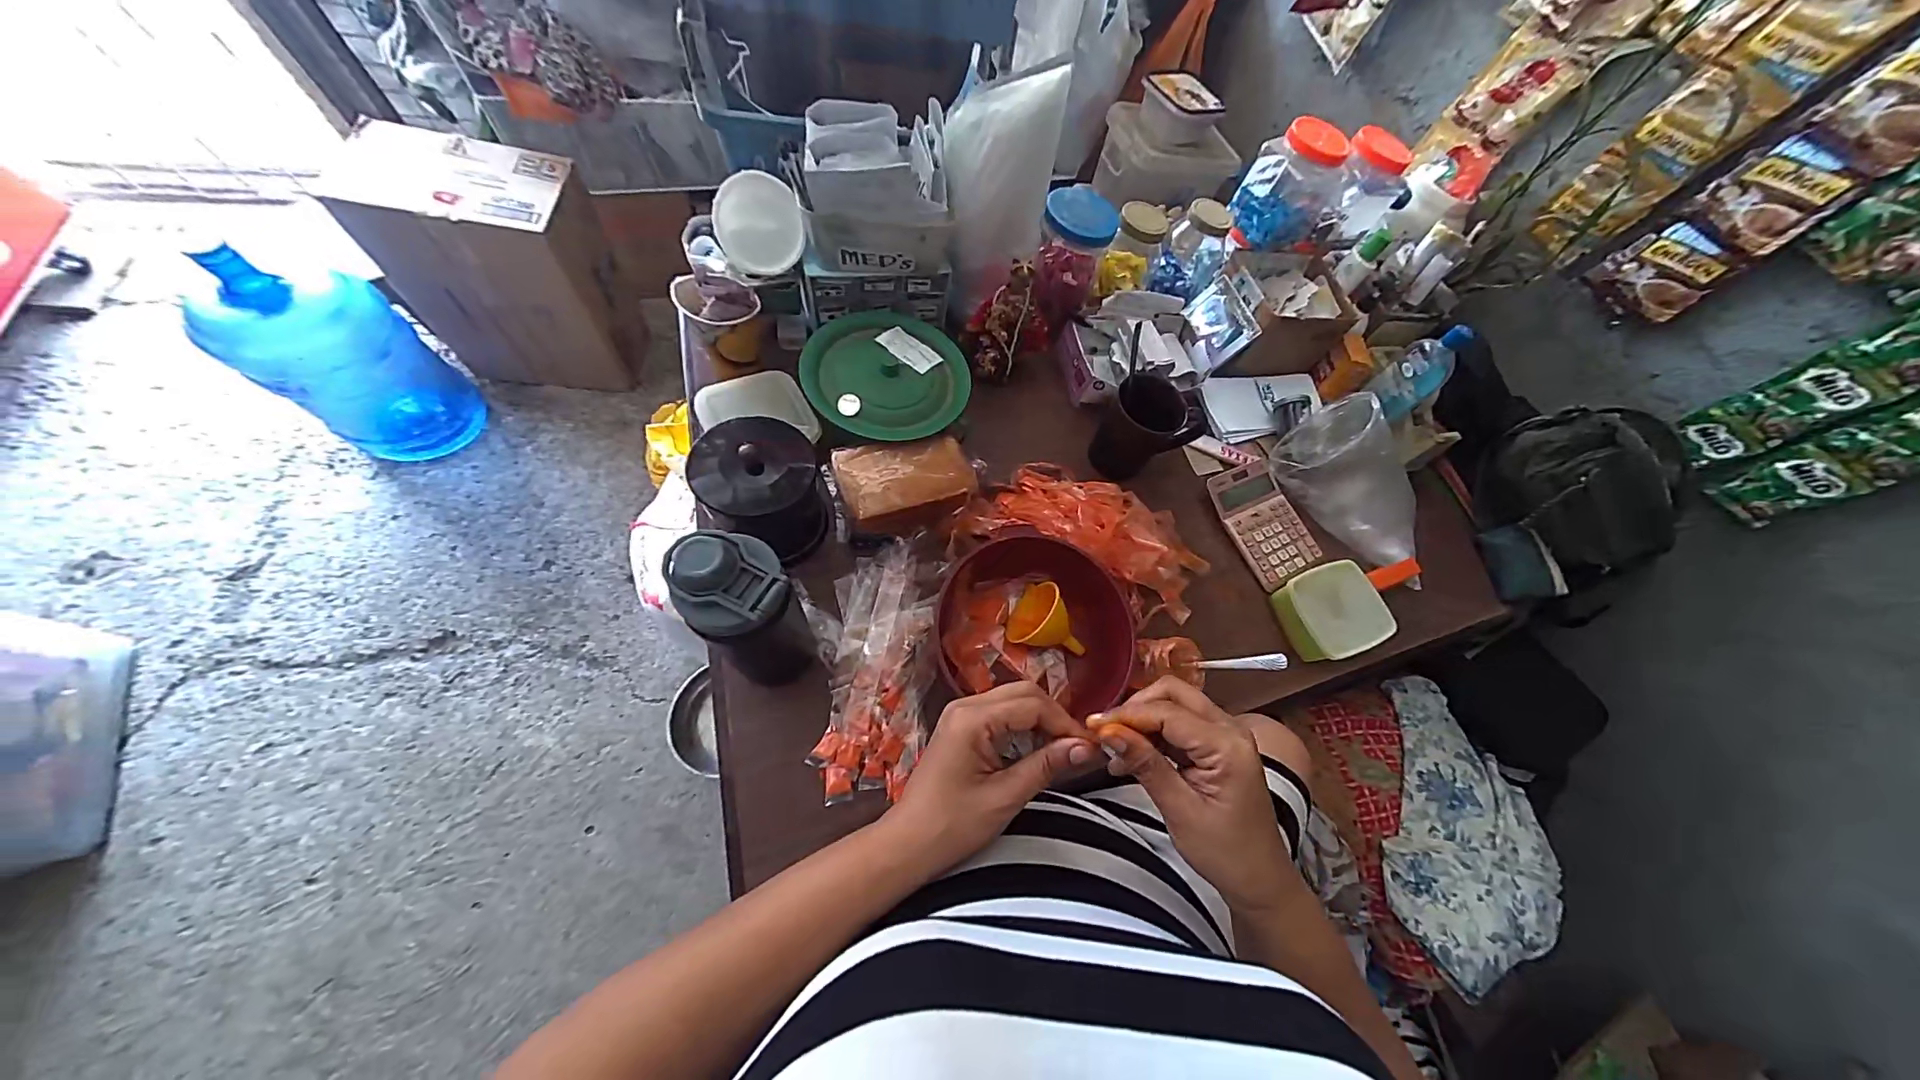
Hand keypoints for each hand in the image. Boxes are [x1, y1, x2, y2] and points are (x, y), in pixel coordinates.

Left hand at [884, 682, 1098, 872]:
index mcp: (973, 718)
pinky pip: (1000, 713)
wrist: (909, 843)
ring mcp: (960, 714)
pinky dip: (1023, 726)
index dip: (1065, 723)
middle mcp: (965, 706)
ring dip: (1041, 720)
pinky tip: (1037, 748)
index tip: (1091, 747)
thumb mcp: (1006, 796)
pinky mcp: (960, 726)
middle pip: (1024, 693)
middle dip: (1055, 716)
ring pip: (1013, 700)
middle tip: (1079, 747)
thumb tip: (1085, 748)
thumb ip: (1046, 765)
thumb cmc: (953, 825)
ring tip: (1063, 749)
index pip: (1033, 704)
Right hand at [1093, 678, 1292, 910]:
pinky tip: (1132, 755)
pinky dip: (1153, 733)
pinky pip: (1179, 724)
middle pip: (1173, 694)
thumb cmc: (1227, 852)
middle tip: (1105, 732)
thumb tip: (1110, 733)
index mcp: (1228, 745)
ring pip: (1174, 705)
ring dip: (1142, 720)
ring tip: (1115, 749)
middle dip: (1135, 708)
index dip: (1127, 715)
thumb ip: (1145, 764)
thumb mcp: (1179, 809)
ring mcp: (1225, 735)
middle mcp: (1231, 730)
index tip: (1094, 727)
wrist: (1259, 878)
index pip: (1167, 711)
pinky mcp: (1217, 745)